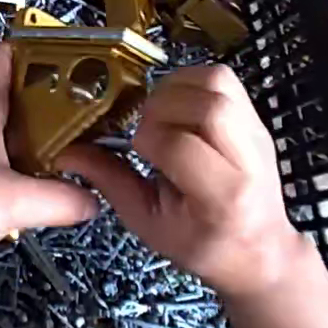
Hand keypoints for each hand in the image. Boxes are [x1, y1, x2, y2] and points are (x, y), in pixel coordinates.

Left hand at [0, 44, 97, 277]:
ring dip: (41, 133)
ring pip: (10, 128)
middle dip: (53, 97)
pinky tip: (43, 180)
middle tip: (91, 111)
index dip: (37, 50)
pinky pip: (1, 156)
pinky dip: (24, 160)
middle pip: (16, 93)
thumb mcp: (11, 203)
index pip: (4, 57)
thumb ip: (59, 200)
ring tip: (78, 146)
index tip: (75, 60)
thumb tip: (95, 201)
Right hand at [60, 65, 312, 299]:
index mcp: (223, 196)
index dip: (149, 140)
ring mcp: (256, 132)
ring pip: (217, 81)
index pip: (183, 146)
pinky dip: (190, 81)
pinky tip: (175, 105)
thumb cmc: (202, 244)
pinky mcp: (255, 117)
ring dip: (176, 87)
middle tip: (145, 126)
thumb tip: (68, 153)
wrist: (259, 249)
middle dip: (162, 107)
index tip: (137, 151)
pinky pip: (223, 78)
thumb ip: (111, 183)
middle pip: (208, 105)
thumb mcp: (149, 224)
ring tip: (159, 111)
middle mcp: (249, 157)